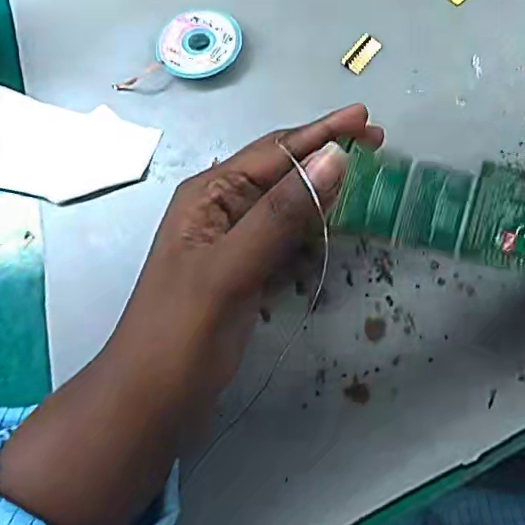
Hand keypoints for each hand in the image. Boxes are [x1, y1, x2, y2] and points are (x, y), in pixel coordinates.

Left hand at [0, 105, 381, 524]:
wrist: (148, 406)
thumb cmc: (180, 333)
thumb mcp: (230, 268)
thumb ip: (281, 212)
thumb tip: (335, 157)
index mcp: (210, 194)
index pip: (276, 151)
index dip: (323, 132)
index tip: (366, 118)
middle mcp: (223, 207)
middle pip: (284, 168)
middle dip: (328, 152)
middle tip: (376, 142)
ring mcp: (235, 239)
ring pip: (290, 200)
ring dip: (326, 187)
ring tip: (365, 177)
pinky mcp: (248, 268)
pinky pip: (290, 233)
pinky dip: (316, 225)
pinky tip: (337, 224)